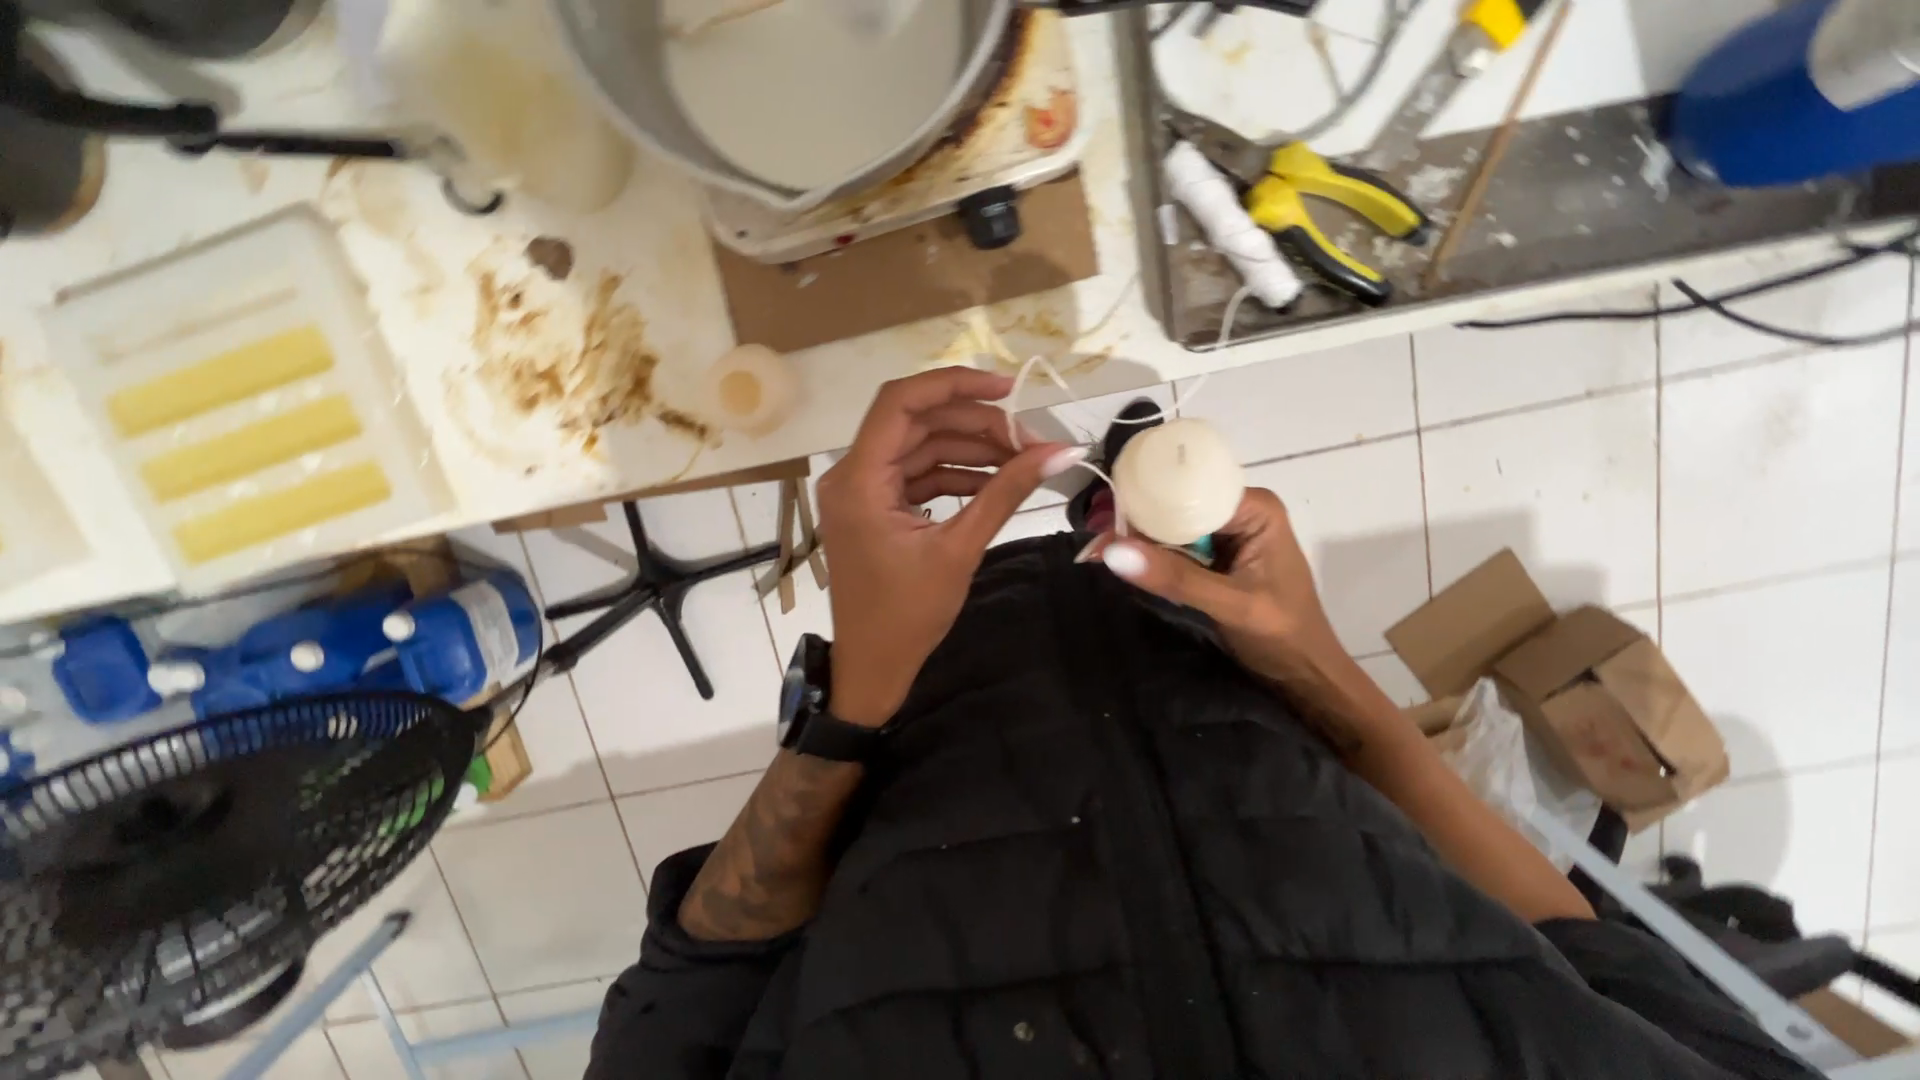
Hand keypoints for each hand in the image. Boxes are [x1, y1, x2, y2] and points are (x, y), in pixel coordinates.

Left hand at [817, 368, 1085, 726]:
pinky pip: (918, 474)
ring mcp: (862, 490)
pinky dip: (956, 473)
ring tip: (1023, 459)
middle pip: (916, 422)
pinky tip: (997, 480)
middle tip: (1030, 439)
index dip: (955, 384)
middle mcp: (851, 474)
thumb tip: (1060, 452)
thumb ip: (1007, 493)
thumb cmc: (908, 616)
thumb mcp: (960, 550)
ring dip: (971, 448)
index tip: (1008, 389)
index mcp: (858, 480)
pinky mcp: (876, 506)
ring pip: (920, 446)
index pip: (900, 403)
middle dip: (975, 424)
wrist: (873, 666)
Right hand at [1080, 488, 1350, 687]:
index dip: (1145, 499)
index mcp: (1255, 508)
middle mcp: (1239, 512)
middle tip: (1092, 535)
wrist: (1305, 677)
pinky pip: (1173, 550)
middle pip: (1175, 506)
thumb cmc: (1283, 637)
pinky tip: (1117, 560)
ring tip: (1095, 549)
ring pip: (1170, 529)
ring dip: (1137, 541)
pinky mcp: (1213, 559)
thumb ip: (1175, 578)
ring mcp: (1225, 535)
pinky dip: (1148, 558)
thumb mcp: (1231, 605)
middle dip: (1135, 521)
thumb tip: (1111, 550)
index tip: (1102, 512)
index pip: (1189, 490)